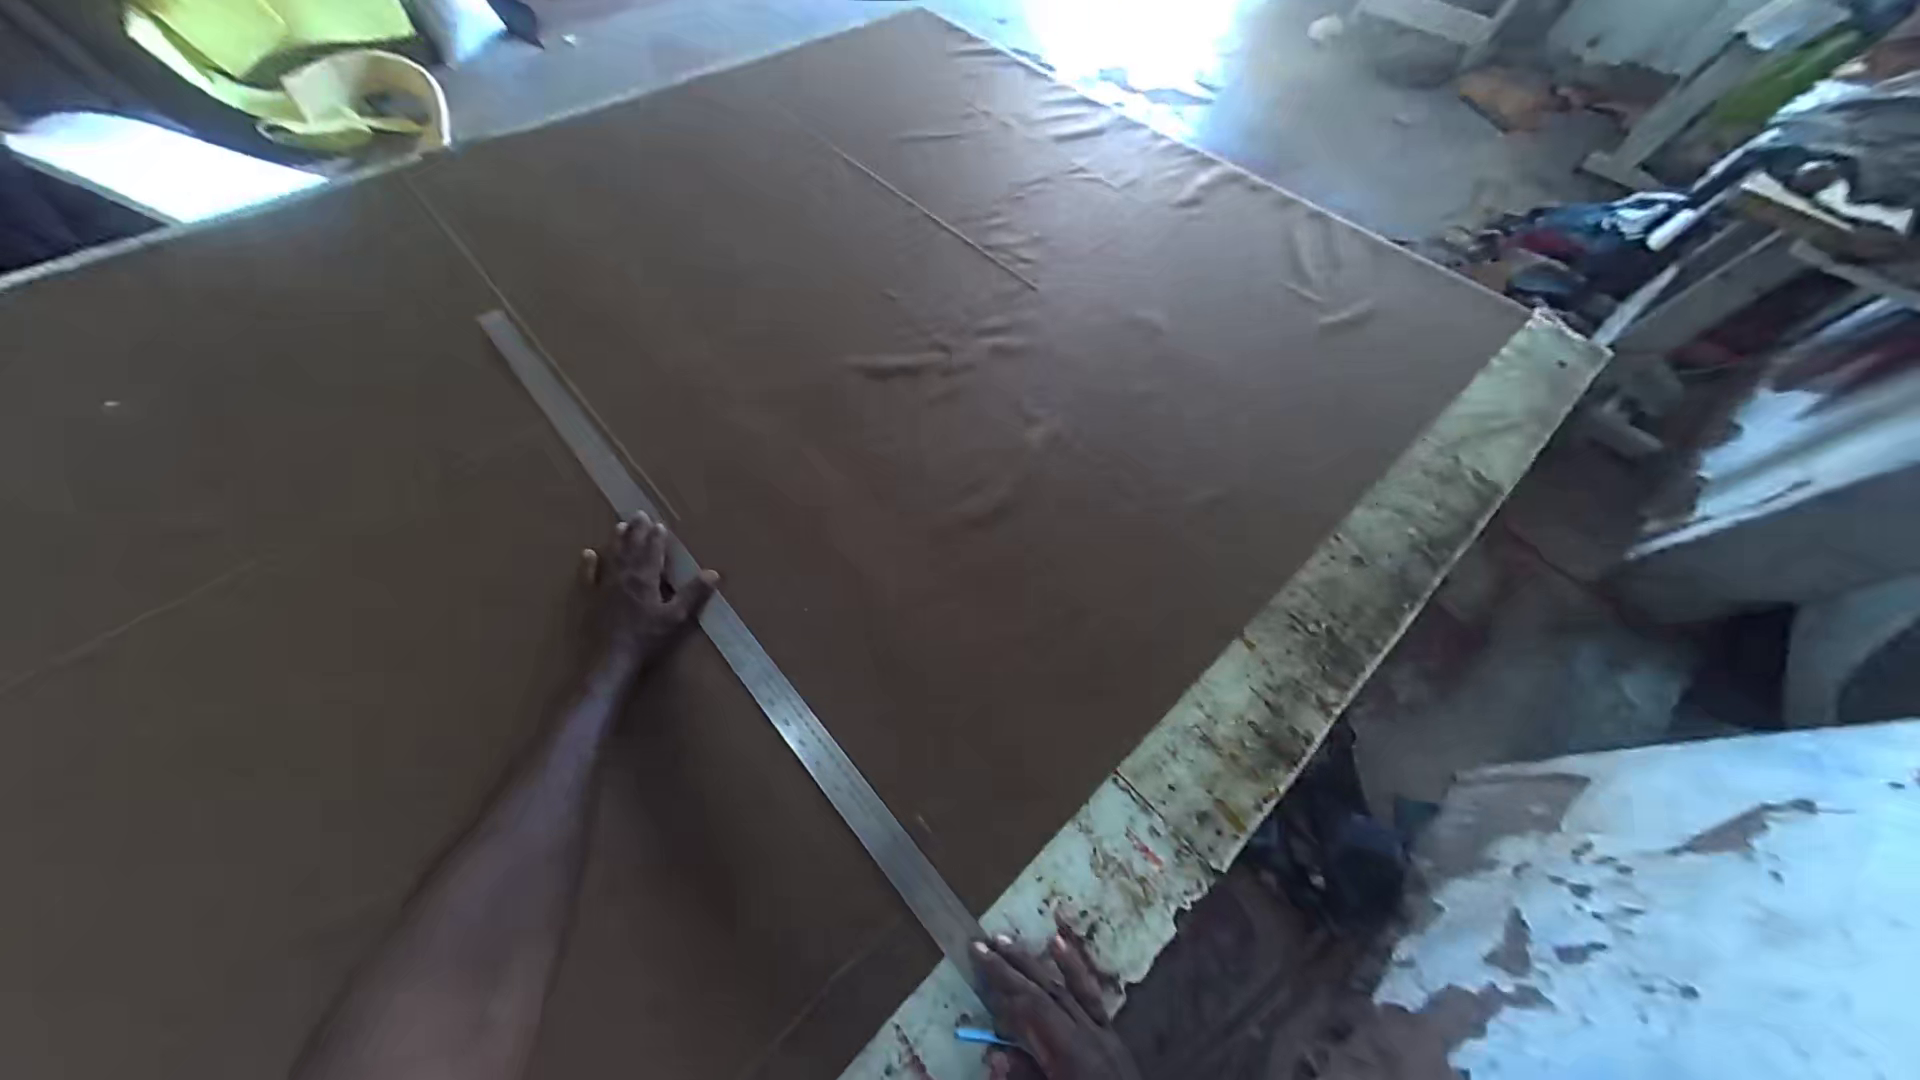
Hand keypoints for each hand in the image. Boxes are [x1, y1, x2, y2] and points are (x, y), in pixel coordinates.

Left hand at [581, 513, 717, 664]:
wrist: (609, 661)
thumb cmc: (646, 639)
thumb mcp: (677, 618)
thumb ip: (694, 594)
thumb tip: (714, 573)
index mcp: (646, 579)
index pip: (653, 553)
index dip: (657, 538)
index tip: (660, 524)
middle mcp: (624, 577)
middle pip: (632, 549)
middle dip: (637, 532)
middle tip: (639, 514)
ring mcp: (604, 588)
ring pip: (612, 558)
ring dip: (617, 541)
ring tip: (619, 525)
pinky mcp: (590, 600)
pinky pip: (588, 577)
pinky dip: (589, 564)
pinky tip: (588, 554)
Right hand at [973, 929, 1142, 1079]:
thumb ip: (1025, 1078)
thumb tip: (993, 1055)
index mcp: (1071, 1053)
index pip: (1031, 1006)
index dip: (1002, 982)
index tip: (978, 958)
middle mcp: (1087, 1033)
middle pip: (1043, 991)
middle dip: (1010, 966)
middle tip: (982, 943)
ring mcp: (1102, 1032)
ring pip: (1063, 988)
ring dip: (1033, 964)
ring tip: (1007, 942)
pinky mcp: (1111, 1036)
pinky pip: (1090, 996)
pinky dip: (1072, 969)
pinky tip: (1057, 944)